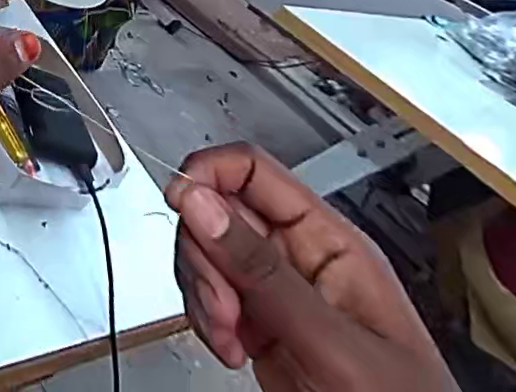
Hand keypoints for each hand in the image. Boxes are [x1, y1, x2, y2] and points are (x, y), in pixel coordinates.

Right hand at [166, 143, 453, 391]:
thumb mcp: (334, 344)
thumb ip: (263, 271)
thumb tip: (198, 200)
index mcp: (329, 241)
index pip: (252, 170)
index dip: (208, 173)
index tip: (181, 203)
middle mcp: (296, 254)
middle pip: (214, 210)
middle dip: (202, 253)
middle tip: (221, 302)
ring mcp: (272, 286)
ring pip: (201, 248)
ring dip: (200, 290)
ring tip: (228, 335)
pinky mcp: (253, 317)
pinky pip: (202, 288)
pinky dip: (201, 315)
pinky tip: (228, 346)